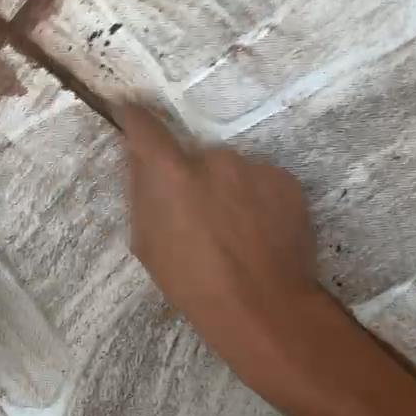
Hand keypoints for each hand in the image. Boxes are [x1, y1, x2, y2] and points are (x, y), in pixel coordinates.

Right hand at [118, 105, 355, 407]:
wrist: (265, 307)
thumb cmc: (194, 283)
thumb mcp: (148, 244)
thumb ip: (141, 193)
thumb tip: (137, 160)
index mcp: (171, 172)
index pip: (144, 125)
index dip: (134, 116)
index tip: (129, 108)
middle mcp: (213, 157)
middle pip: (194, 156)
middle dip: (191, 175)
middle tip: (197, 214)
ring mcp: (254, 166)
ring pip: (231, 169)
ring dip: (227, 188)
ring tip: (235, 230)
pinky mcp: (286, 180)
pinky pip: (262, 182)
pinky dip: (257, 199)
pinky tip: (259, 231)